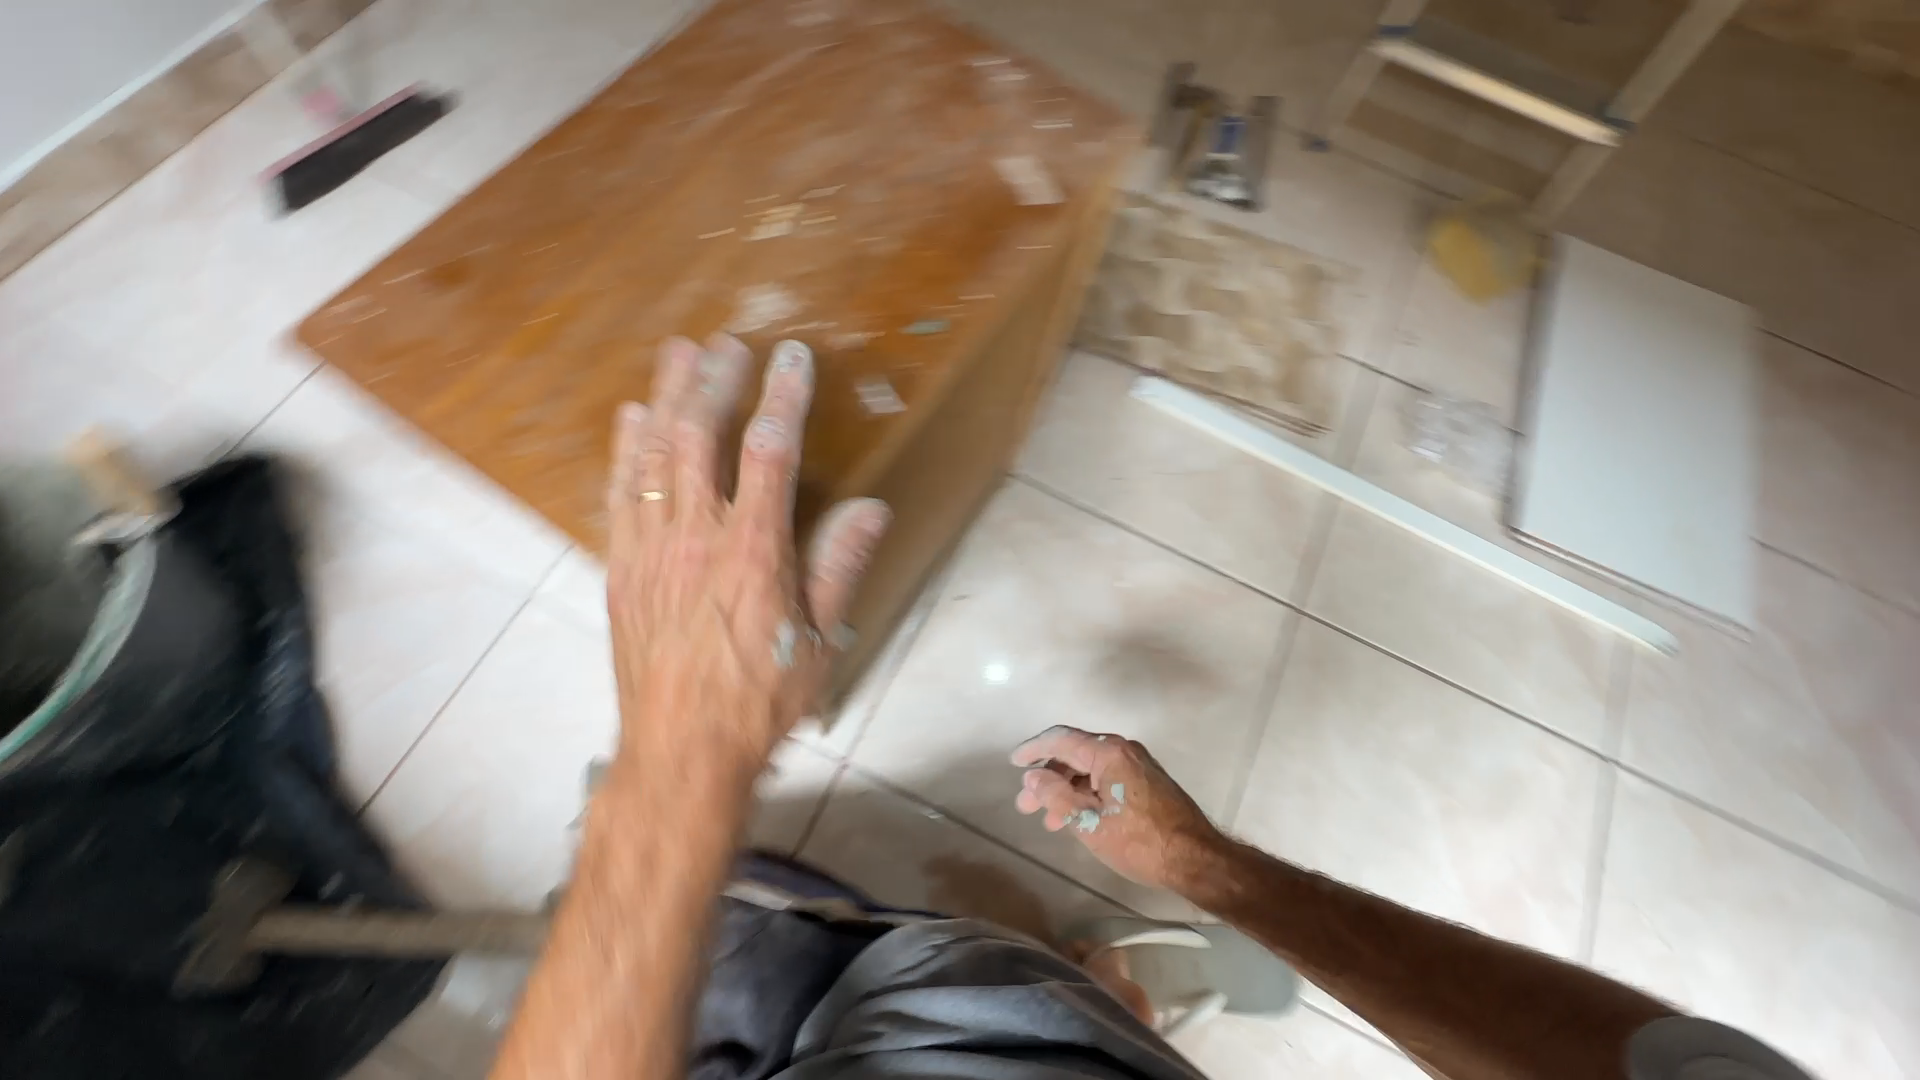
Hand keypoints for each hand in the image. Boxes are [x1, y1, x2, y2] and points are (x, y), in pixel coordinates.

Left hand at [605, 334, 889, 760]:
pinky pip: (621, 494)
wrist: (681, 750)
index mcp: (753, 551)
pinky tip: (632, 417)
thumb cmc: (761, 700)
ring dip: (667, 397)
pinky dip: (627, 450)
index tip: (793, 356)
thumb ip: (840, 567)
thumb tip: (872, 508)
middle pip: (701, 437)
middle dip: (717, 382)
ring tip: (678, 353)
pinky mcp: (621, 568)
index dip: (783, 397)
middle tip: (729, 342)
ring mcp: (650, 550)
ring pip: (656, 456)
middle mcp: (696, 537)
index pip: (770, 453)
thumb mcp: (820, 641)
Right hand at [1011, 726, 1226, 891]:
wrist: (1195, 859)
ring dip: (1065, 790)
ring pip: (1089, 769)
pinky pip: (1105, 778)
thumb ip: (1055, 796)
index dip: (1033, 749)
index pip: (1061, 739)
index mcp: (1109, 751)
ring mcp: (1137, 765)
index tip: (1014, 762)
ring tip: (1047, 819)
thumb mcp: (1088, 822)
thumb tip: (1033, 776)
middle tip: (1026, 804)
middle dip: (1047, 778)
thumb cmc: (1139, 841)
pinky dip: (1085, 794)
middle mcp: (1123, 749)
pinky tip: (1075, 818)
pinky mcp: (1145, 782)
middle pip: (1074, 754)